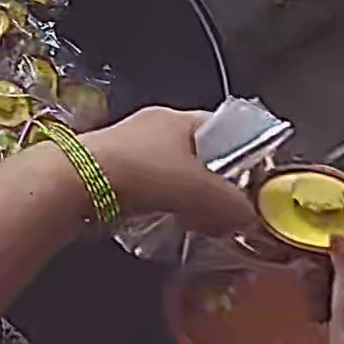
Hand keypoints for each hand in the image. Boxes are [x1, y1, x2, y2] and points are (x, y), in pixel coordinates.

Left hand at [78, 106, 253, 232]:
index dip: (249, 154)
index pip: (225, 128)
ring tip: (205, 225)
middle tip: (234, 214)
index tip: (262, 185)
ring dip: (192, 200)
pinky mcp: (113, 169)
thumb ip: (239, 206)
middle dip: (219, 185)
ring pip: (176, 175)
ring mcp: (130, 147)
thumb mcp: (208, 193)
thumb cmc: (147, 174)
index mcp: (177, 118)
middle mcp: (153, 126)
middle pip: (201, 155)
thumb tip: (250, 218)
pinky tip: (173, 226)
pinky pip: (152, 188)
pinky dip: (166, 206)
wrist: (81, 180)